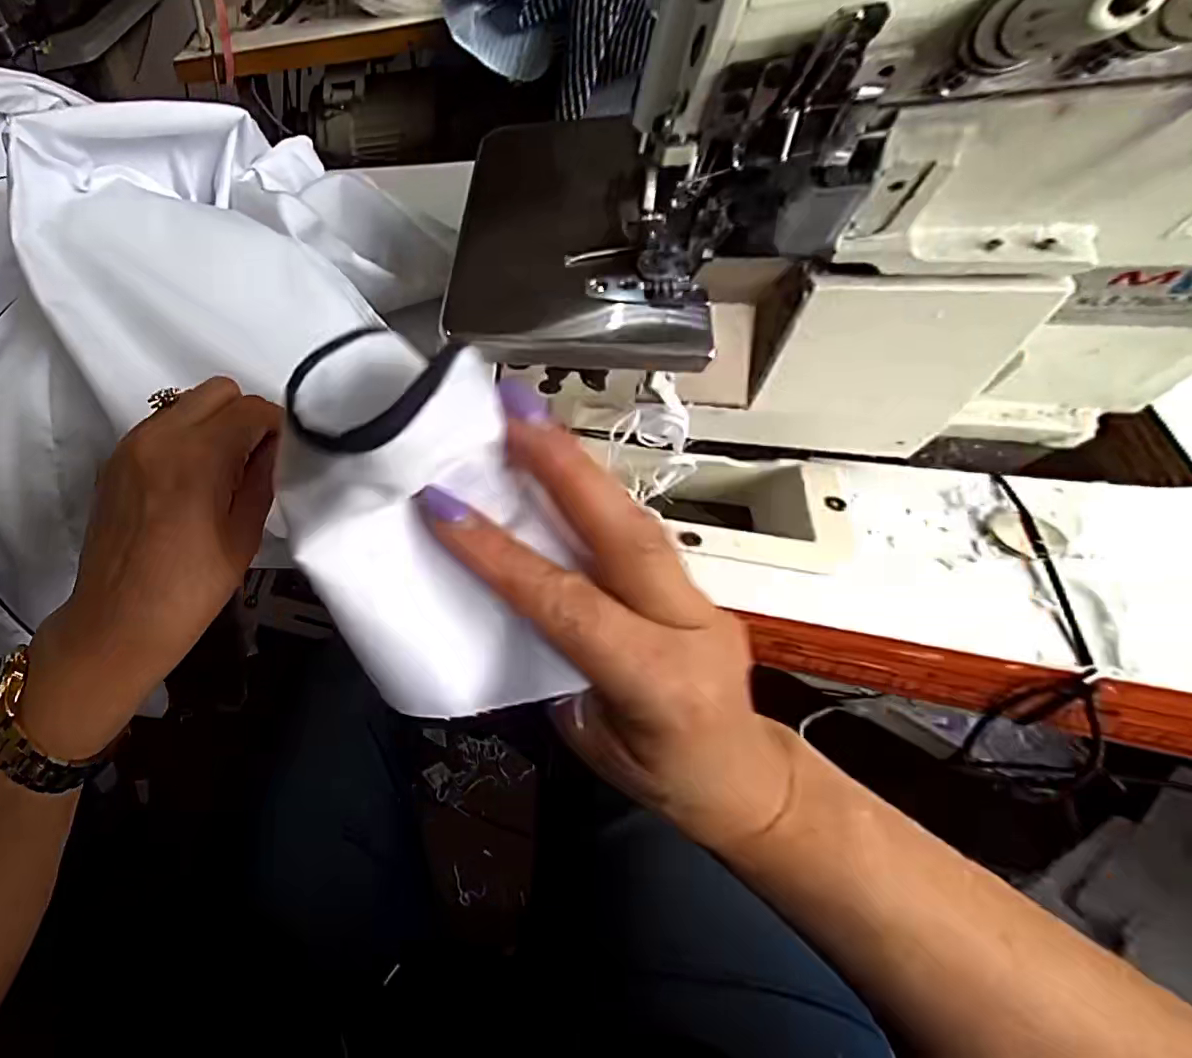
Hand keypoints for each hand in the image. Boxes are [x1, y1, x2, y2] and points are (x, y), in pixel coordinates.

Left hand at [22, 378, 280, 759]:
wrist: (116, 624)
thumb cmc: (188, 592)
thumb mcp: (243, 536)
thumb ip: (262, 479)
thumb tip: (274, 447)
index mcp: (197, 457)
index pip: (251, 409)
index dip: (276, 427)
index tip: (282, 455)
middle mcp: (159, 437)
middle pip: (218, 391)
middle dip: (245, 416)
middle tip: (254, 460)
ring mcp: (131, 445)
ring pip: (187, 403)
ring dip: (214, 424)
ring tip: (221, 471)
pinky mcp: (115, 460)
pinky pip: (161, 425)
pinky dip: (185, 437)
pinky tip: (191, 480)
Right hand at [416, 381, 796, 849]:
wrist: (746, 779)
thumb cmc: (665, 776)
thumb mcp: (589, 741)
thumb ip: (554, 665)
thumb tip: (514, 599)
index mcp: (655, 679)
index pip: (566, 602)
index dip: (500, 553)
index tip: (445, 508)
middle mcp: (686, 626)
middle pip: (622, 532)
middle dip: (562, 465)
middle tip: (514, 412)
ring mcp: (699, 598)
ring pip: (634, 517)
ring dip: (577, 464)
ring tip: (532, 421)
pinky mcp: (694, 582)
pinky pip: (637, 528)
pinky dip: (594, 491)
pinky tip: (562, 465)